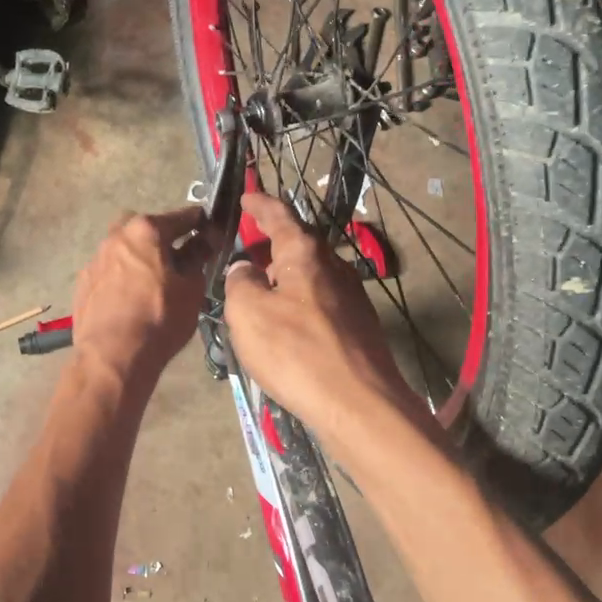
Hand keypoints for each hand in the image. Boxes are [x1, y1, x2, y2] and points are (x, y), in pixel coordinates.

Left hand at [70, 207, 214, 386]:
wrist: (112, 357)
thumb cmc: (159, 319)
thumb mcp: (191, 288)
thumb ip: (197, 258)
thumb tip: (203, 242)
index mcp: (145, 230)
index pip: (180, 217)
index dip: (199, 223)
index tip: (211, 230)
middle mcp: (116, 236)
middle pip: (144, 228)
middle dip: (161, 237)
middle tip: (176, 258)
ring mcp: (95, 259)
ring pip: (122, 248)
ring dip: (138, 257)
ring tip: (152, 282)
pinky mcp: (83, 282)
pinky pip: (109, 270)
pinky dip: (121, 277)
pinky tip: (129, 299)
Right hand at [223, 193, 426, 445]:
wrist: (360, 406)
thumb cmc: (297, 352)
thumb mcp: (248, 313)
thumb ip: (240, 282)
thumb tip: (245, 268)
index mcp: (305, 253)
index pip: (280, 214)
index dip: (260, 204)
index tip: (247, 195)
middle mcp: (334, 266)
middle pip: (299, 245)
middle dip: (271, 243)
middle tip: (245, 250)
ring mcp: (352, 297)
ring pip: (311, 275)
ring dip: (285, 276)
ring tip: (260, 292)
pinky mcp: (359, 327)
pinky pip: (321, 301)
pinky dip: (298, 302)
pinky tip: (285, 326)